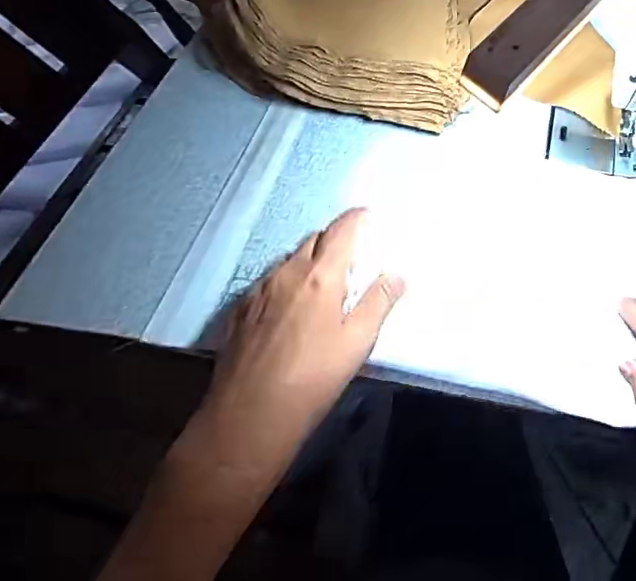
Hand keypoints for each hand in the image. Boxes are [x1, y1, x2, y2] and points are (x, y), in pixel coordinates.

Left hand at [197, 207, 403, 467]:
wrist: (246, 420)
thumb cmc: (311, 381)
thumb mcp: (356, 345)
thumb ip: (377, 304)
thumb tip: (395, 275)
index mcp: (319, 276)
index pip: (341, 230)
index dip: (357, 218)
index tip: (368, 216)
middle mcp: (286, 273)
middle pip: (314, 239)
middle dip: (334, 240)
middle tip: (350, 259)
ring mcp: (258, 289)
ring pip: (289, 260)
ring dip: (308, 262)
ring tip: (321, 286)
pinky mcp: (239, 309)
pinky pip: (268, 282)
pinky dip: (285, 283)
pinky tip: (289, 310)